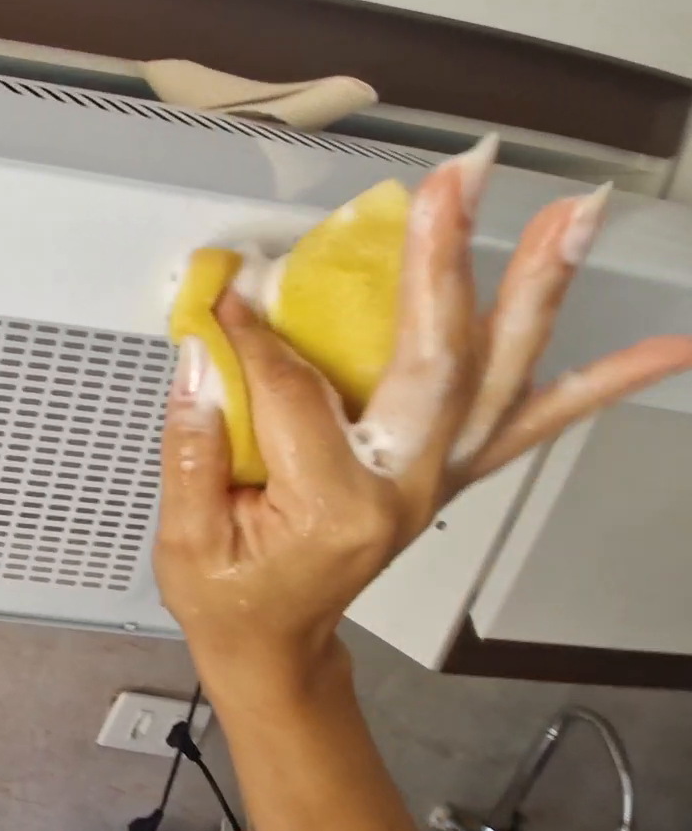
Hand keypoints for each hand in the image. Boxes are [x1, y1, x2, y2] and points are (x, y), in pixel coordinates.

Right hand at [156, 140, 691, 686]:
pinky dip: (590, 386)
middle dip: (441, 265)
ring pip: (497, 377)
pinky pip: (525, 427)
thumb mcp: (186, 538)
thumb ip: (191, 450)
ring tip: (574, 215)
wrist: (273, 644)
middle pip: (433, 361)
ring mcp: (435, 481)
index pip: (297, 392)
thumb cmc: (227, 599)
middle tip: (454, 187)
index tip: (229, 291)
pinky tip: (659, 349)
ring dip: (536, 291)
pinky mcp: (442, 478)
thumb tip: (201, 364)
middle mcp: (405, 487)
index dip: (257, 336)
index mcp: (334, 505)